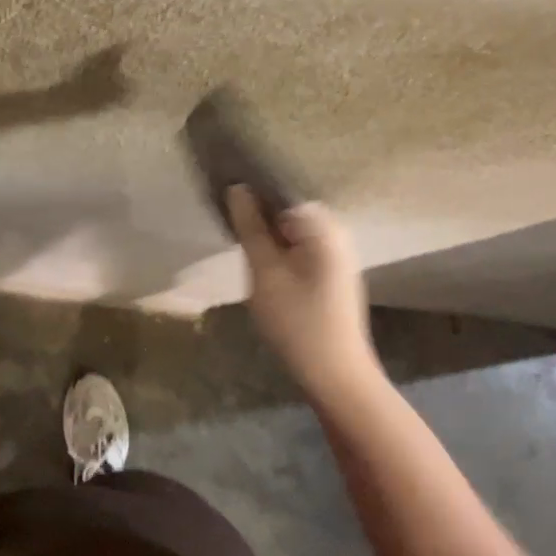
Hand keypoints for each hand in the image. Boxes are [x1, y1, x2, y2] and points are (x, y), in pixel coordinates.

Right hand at [227, 186, 381, 401]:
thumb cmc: (298, 322)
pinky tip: (253, 249)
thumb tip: (237, 187)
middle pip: (286, 205)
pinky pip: (296, 242)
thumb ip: (250, 226)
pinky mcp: (328, 271)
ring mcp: (334, 253)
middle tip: (220, 204)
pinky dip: (275, 241)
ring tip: (230, 222)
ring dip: (263, 223)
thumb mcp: (264, 272)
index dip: (250, 182)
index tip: (220, 179)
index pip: (281, 188)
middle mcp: (334, 232)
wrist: (336, 376)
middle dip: (255, 203)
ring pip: (289, 226)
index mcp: (323, 227)